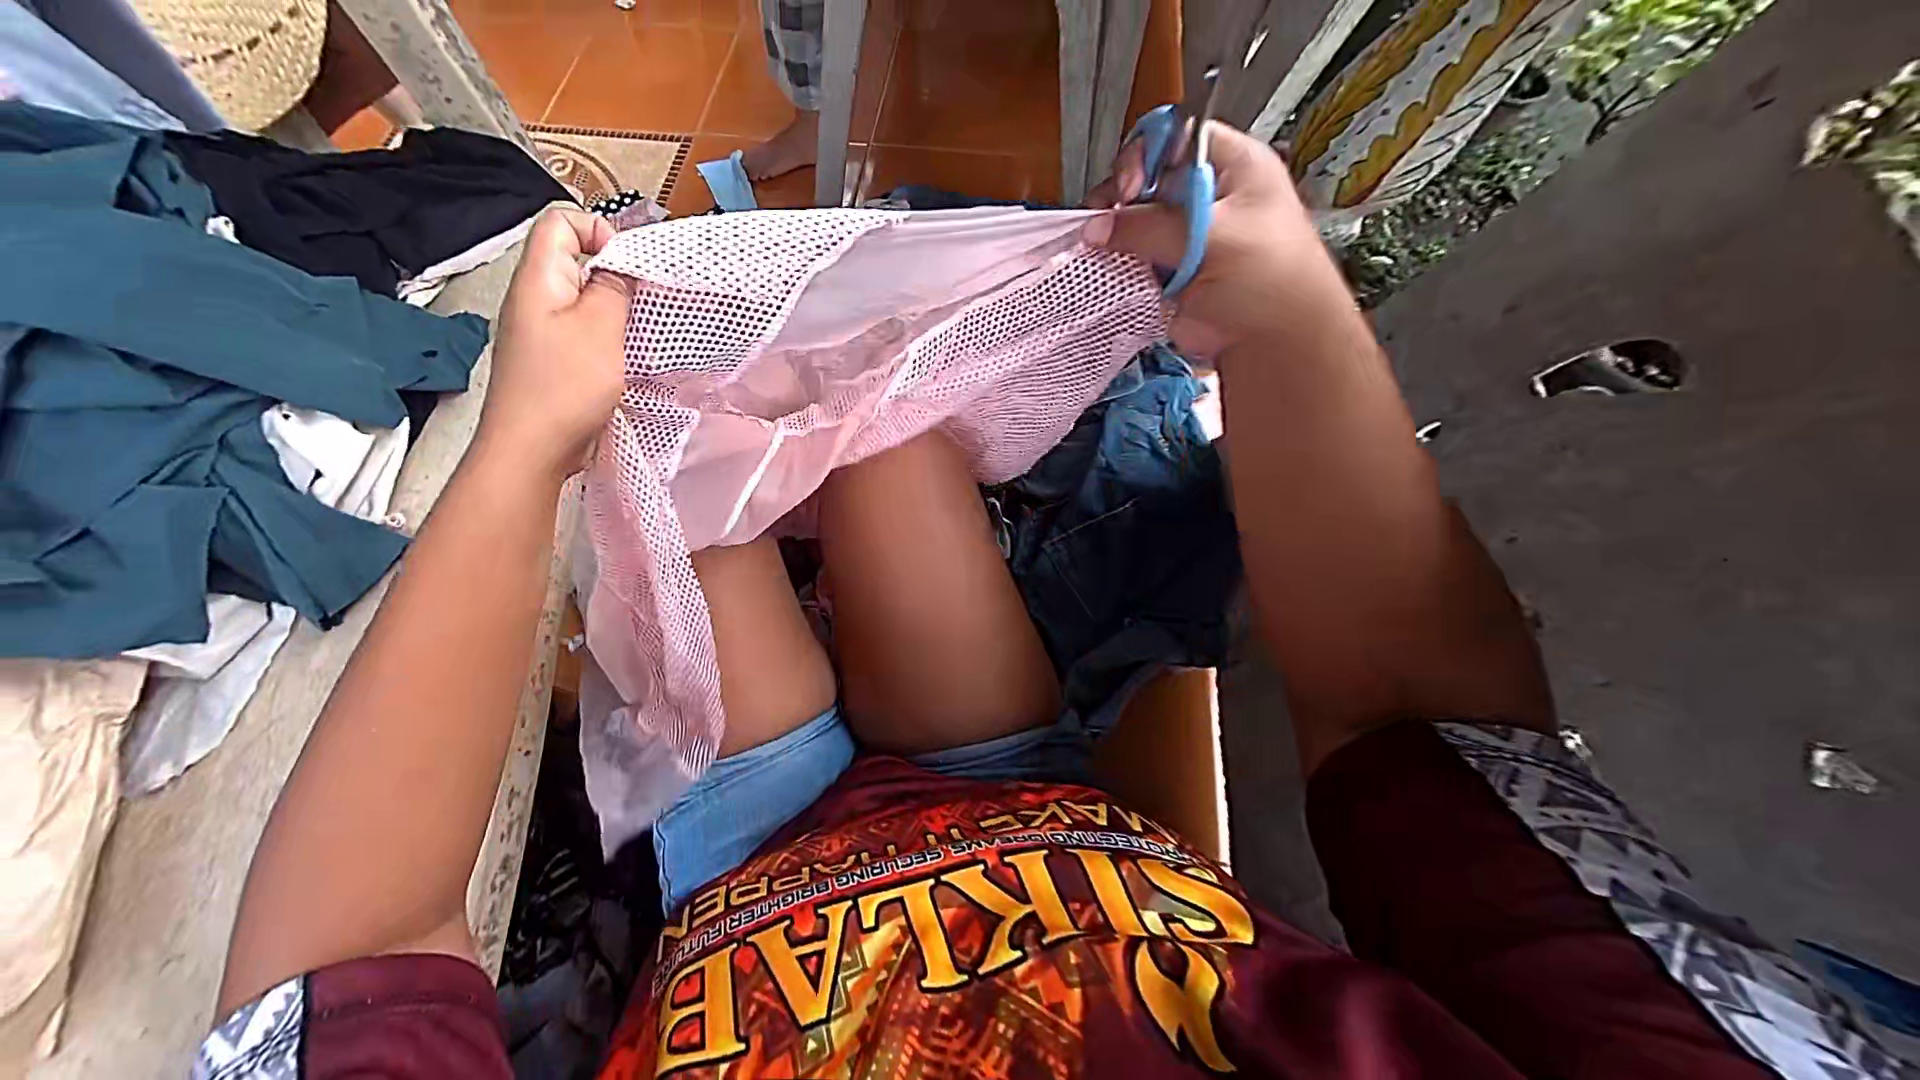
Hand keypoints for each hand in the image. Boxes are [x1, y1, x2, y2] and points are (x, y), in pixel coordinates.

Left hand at [473, 207, 631, 479]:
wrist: (532, 448)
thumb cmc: (564, 387)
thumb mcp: (600, 328)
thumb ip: (612, 288)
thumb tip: (618, 269)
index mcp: (538, 280)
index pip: (560, 223)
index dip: (597, 230)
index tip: (629, 265)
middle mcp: (534, 300)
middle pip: (574, 260)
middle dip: (614, 273)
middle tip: (642, 301)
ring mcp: (542, 332)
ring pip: (582, 300)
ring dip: (614, 309)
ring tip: (637, 331)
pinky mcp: (554, 361)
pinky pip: (583, 332)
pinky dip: (608, 337)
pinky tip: (624, 358)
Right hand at [1085, 122, 1353, 352]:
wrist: (1274, 342)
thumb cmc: (1269, 281)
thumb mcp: (1212, 239)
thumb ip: (1151, 228)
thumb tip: (1098, 226)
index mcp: (1229, 168)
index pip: (1175, 137)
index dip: (1145, 155)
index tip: (1129, 186)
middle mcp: (1203, 198)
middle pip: (1146, 180)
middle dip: (1121, 197)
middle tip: (1106, 218)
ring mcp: (1183, 237)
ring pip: (1135, 222)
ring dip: (1114, 234)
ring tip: (1098, 246)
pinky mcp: (1168, 273)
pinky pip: (1133, 260)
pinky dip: (1117, 264)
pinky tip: (1105, 267)